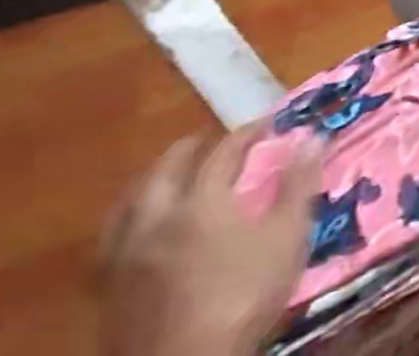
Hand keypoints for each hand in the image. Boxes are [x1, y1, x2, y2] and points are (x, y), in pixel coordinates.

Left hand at [100, 129, 322, 355]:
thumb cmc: (244, 296)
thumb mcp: (287, 236)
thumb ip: (298, 184)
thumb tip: (312, 136)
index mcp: (200, 201)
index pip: (223, 153)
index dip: (246, 133)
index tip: (267, 123)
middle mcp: (155, 219)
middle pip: (165, 169)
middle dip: (191, 148)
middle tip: (211, 140)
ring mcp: (124, 255)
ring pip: (128, 202)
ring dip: (152, 179)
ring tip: (169, 175)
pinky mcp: (106, 289)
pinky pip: (110, 239)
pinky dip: (128, 218)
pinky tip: (138, 228)